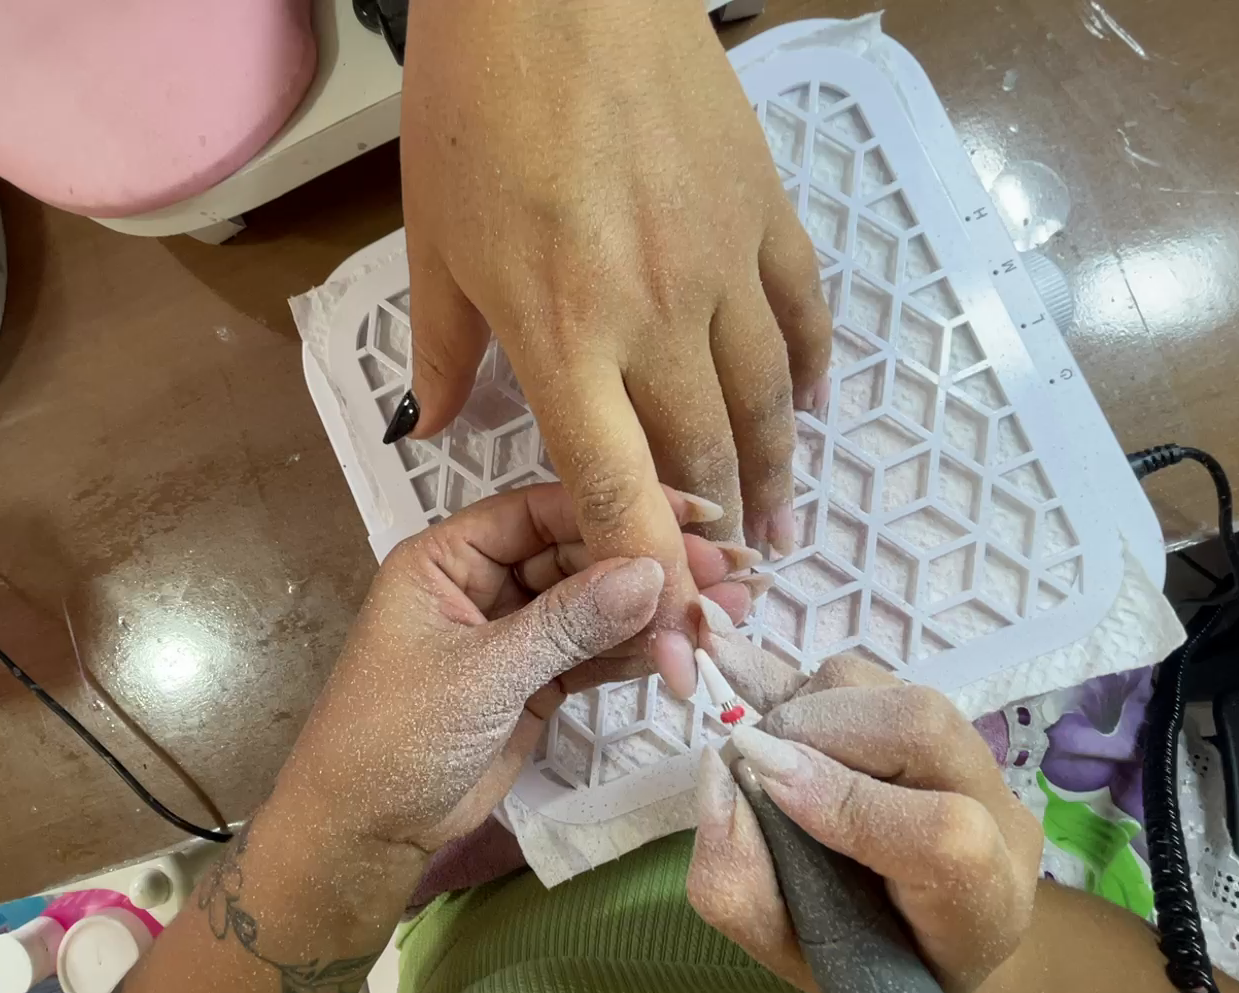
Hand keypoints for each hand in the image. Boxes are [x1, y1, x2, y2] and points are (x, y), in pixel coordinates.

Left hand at [270, 484, 768, 854]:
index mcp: (450, 556)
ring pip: (593, 605)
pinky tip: (684, 646)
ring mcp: (514, 631)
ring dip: (653, 610)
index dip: (613, 507)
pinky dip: (634, 651)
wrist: (369, 834)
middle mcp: (484, 581)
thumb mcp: (484, 672)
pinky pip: (591, 651)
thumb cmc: (399, 736)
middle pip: (577, 555)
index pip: (542, 510)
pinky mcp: (535, 676)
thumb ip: (569, 621)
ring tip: (725, 610)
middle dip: (647, 564)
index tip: (689, 512)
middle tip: (726, 568)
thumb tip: (652, 571)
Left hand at [397, 0, 831, 694]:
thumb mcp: (433, 246)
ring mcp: (722, 265)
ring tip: (778, 529)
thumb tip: (430, 431)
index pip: (613, 486)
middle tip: (721, 584)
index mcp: (562, 336)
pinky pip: (804, 316)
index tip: (668, 633)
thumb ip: (440, 356)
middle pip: (698, 455)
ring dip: (772, 475)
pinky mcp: (765, 215)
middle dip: (711, 534)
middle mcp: (654, 318)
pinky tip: (809, 415)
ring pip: (764, 401)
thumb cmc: (477, 112)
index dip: (644, 574)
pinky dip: (809, 377)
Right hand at [685, 603, 1043, 992]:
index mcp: (978, 905)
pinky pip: (868, 674)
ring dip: (807, 703)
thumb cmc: (855, 957)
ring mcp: (976, 758)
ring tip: (772, 746)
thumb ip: (735, 883)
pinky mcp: (933, 714)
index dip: (841, 795)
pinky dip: (800, 680)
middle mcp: (999, 818)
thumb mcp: (783, 954)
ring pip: (893, 690)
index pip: (941, 835)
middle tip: (751, 758)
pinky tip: (749, 682)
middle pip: (921, 727)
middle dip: (812, 728)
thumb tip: (716, 774)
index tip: (754, 772)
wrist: (928, 933)